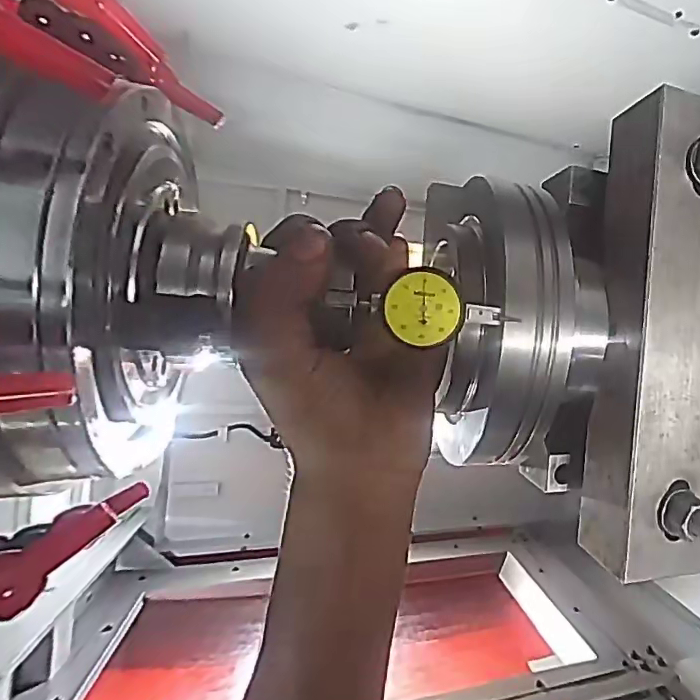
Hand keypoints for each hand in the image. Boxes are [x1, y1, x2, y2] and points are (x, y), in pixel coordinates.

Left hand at [236, 187, 443, 485]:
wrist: (369, 462)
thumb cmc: (315, 421)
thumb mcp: (273, 354)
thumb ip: (278, 294)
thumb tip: (314, 241)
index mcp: (289, 308)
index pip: (292, 248)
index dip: (305, 237)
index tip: (319, 244)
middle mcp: (334, 305)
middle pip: (344, 246)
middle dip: (355, 237)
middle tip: (363, 249)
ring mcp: (379, 316)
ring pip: (386, 262)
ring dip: (387, 247)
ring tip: (390, 248)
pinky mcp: (418, 332)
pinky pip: (425, 294)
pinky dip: (424, 278)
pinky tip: (419, 263)